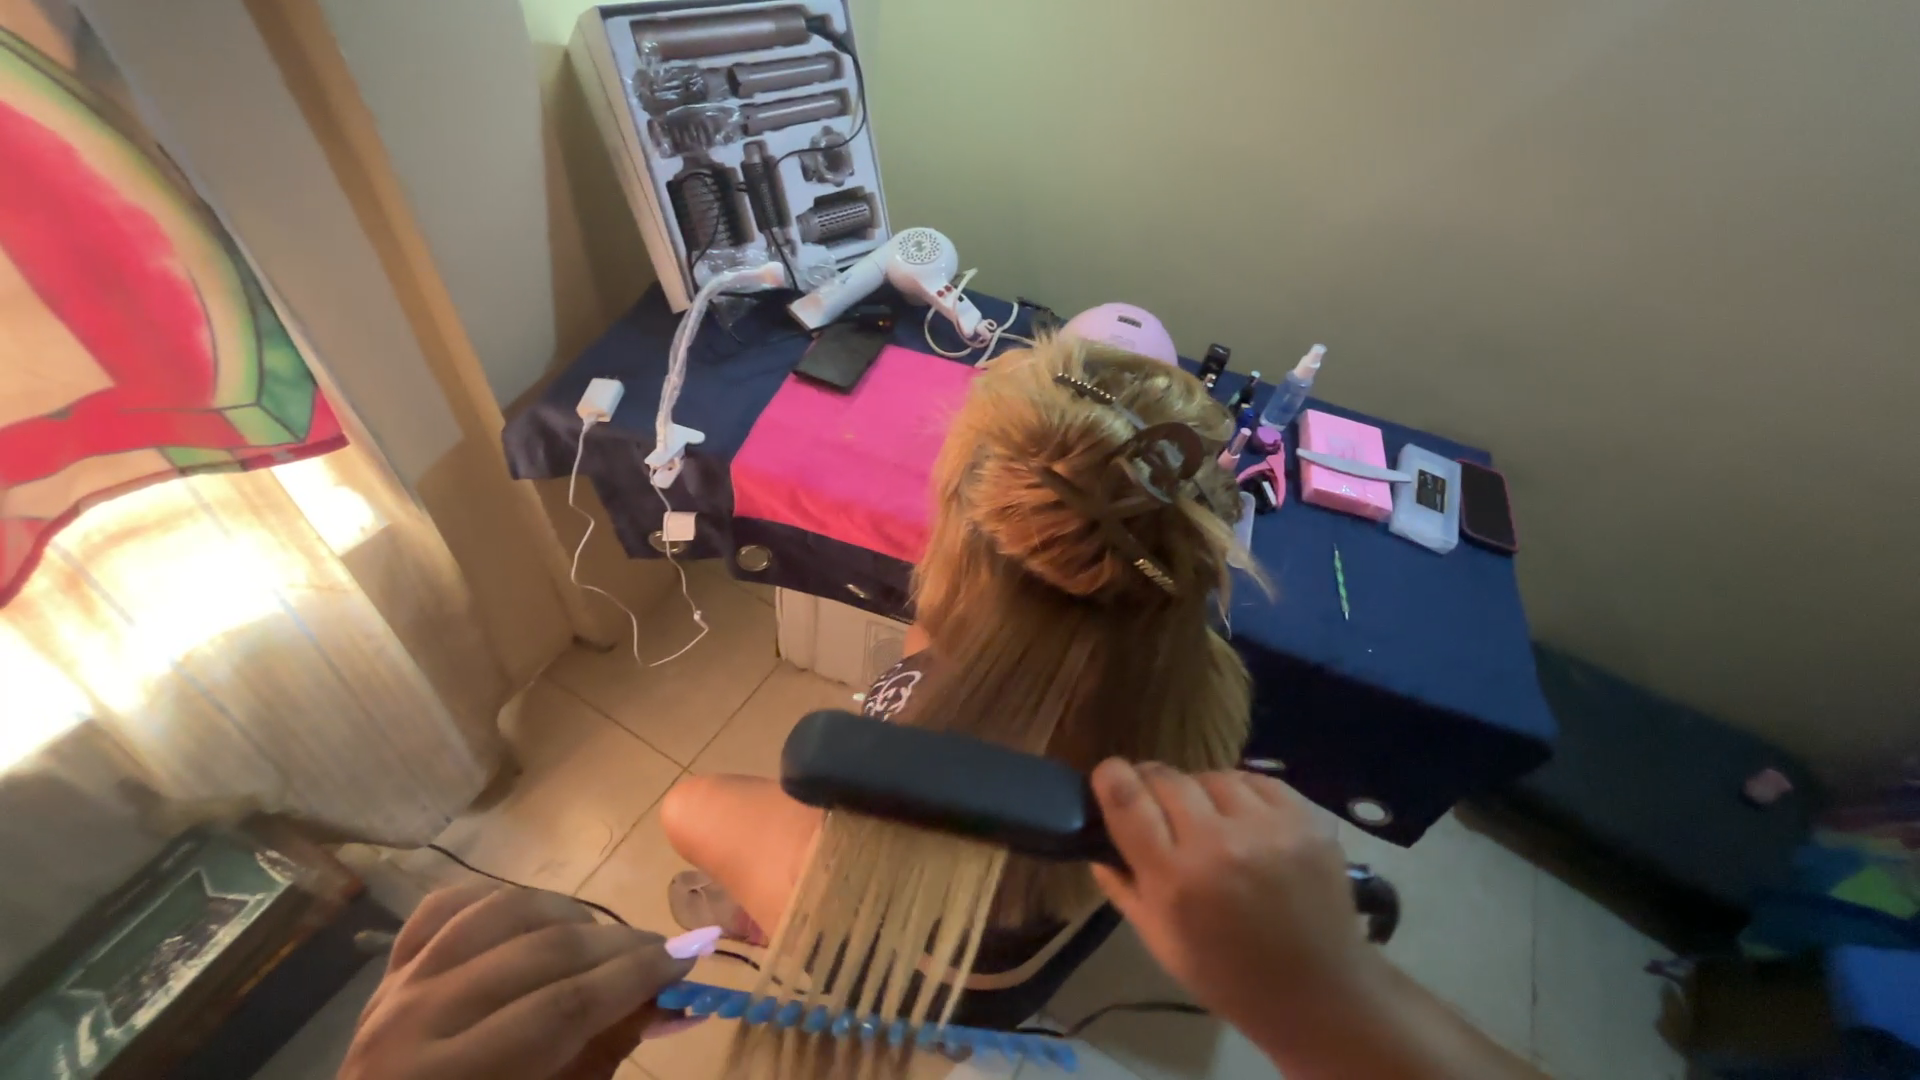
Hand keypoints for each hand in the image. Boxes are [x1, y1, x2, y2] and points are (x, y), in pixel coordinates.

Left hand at [341, 883, 693, 1079]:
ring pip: (503, 910)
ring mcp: (394, 987)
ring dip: (568, 915)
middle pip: (541, 953)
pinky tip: (537, 919)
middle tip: (663, 950)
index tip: (688, 957)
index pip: (563, 1007)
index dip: (634, 976)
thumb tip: (675, 993)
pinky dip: (502, 900)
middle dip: (618, 946)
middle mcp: (410, 1025)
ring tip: (599, 941)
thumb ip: (608, 1047)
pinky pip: (451, 905)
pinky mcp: (390, 967)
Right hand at [1088, 760, 1378, 1050]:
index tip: (1108, 777)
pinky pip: (1254, 779)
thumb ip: (1121, 884)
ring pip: (1209, 775)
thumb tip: (1096, 838)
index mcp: (1175, 879)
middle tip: (1161, 811)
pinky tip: (1245, 821)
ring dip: (1200, 792)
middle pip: (1165, 776)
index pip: (1126, 797)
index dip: (1110, 776)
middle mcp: (1218, 844)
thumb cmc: (1228, 974)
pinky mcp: (1305, 818)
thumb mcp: (1159, 940)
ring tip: (1209, 821)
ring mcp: (1267, 827)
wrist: (1321, 993)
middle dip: (1153, 786)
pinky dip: (1241, 794)